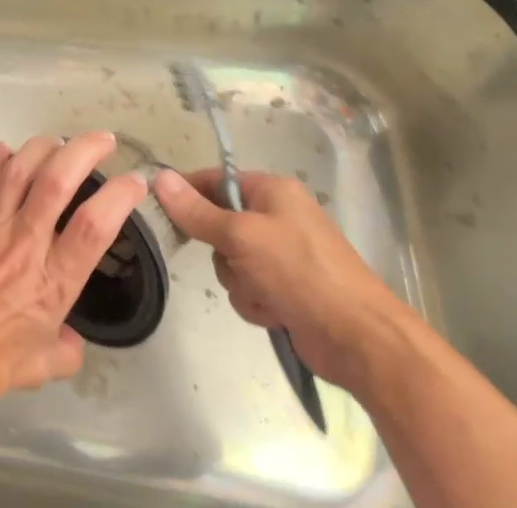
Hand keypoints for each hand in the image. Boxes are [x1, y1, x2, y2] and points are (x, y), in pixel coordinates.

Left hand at [0, 132, 146, 431]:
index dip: (120, 196)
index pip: (94, 225)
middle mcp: (24, 244)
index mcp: (52, 282)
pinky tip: (8, 153)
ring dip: (44, 146)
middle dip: (85, 151)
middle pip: (58, 180)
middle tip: (103, 142)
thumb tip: (71, 339)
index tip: (134, 182)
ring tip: (59, 144)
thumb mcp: (37, 368)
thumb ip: (64, 350)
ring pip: (20, 167)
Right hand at [154, 167, 416, 392]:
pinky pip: (247, 288)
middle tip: (236, 261)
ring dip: (239, 282)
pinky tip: (275, 312)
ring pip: (230, 262)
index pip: (214, 180)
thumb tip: (159, 177)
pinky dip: (255, 301)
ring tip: (265, 293)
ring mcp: (283, 255)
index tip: (160, 213)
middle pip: (219, 225)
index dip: (187, 194)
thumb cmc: (300, 273)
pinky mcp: (286, 288)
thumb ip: (196, 211)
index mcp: (273, 191)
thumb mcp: (241, 236)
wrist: (357, 338)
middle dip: (222, 252)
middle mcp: (278, 217)